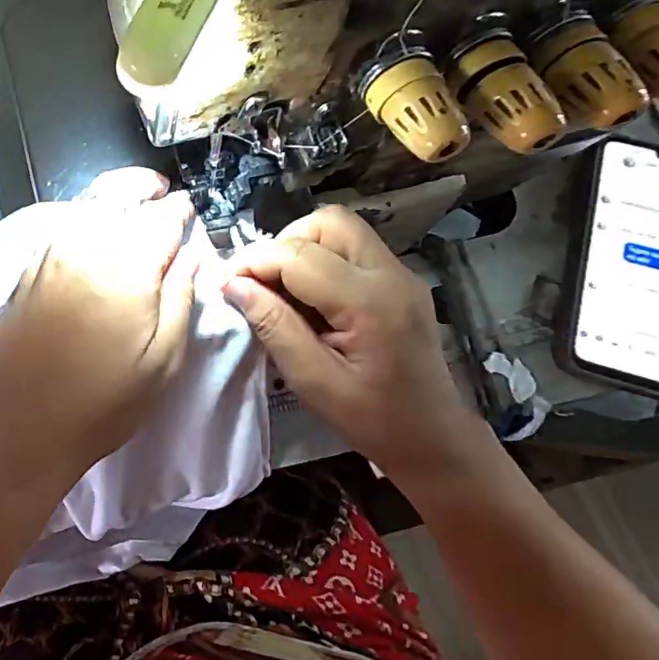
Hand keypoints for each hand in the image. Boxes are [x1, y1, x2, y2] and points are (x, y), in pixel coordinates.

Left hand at [0, 176, 196, 500]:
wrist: (15, 426)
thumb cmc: (100, 403)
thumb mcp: (163, 360)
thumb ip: (181, 298)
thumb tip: (191, 257)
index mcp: (126, 264)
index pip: (162, 217)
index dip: (180, 211)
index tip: (190, 210)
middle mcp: (85, 246)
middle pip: (120, 196)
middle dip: (145, 190)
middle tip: (162, 194)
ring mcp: (49, 255)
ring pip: (87, 205)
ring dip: (114, 198)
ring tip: (134, 204)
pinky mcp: (27, 270)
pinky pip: (63, 225)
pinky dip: (84, 215)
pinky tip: (95, 231)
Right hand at [219, 206, 488, 486]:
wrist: (433, 437)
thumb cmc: (372, 419)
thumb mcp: (313, 381)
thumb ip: (274, 327)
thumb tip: (234, 285)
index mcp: (370, 303)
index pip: (299, 255)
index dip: (254, 262)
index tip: (226, 285)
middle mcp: (391, 274)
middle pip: (327, 222)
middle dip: (282, 245)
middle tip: (260, 284)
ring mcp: (401, 273)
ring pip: (341, 228)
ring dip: (301, 248)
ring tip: (282, 289)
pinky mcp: (401, 280)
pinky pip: (353, 248)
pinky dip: (321, 259)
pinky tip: (309, 298)